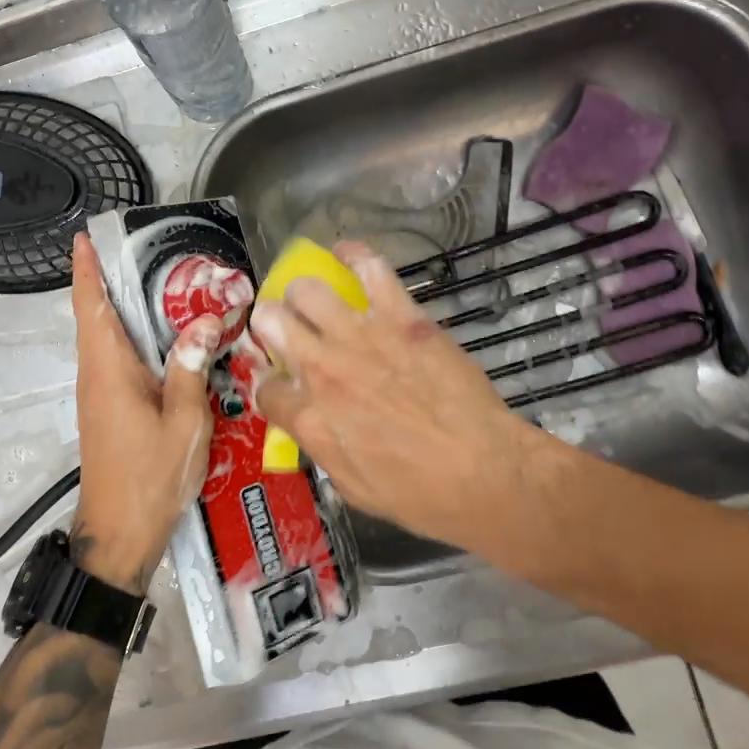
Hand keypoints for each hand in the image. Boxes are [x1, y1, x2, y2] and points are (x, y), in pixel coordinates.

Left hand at [68, 232, 221, 593]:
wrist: (120, 533)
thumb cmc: (151, 476)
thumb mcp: (184, 422)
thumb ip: (190, 369)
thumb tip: (205, 322)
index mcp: (108, 370)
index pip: (90, 307)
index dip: (85, 270)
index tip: (83, 238)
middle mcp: (96, 375)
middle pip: (95, 317)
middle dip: (108, 280)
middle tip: (142, 251)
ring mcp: (98, 394)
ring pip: (105, 339)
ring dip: (121, 309)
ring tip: (159, 283)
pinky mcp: (107, 409)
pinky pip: (116, 359)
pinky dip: (132, 337)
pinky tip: (162, 338)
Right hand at [250, 242, 568, 553]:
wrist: (482, 471)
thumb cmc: (418, 493)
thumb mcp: (351, 487)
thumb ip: (320, 447)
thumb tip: (311, 424)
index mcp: (309, 416)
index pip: (265, 388)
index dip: (271, 387)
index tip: (285, 388)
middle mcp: (323, 368)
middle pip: (272, 321)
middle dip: (271, 323)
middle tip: (288, 330)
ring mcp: (361, 336)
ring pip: (309, 289)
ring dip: (304, 293)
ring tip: (316, 299)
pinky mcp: (401, 316)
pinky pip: (369, 269)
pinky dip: (353, 256)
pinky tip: (346, 255)